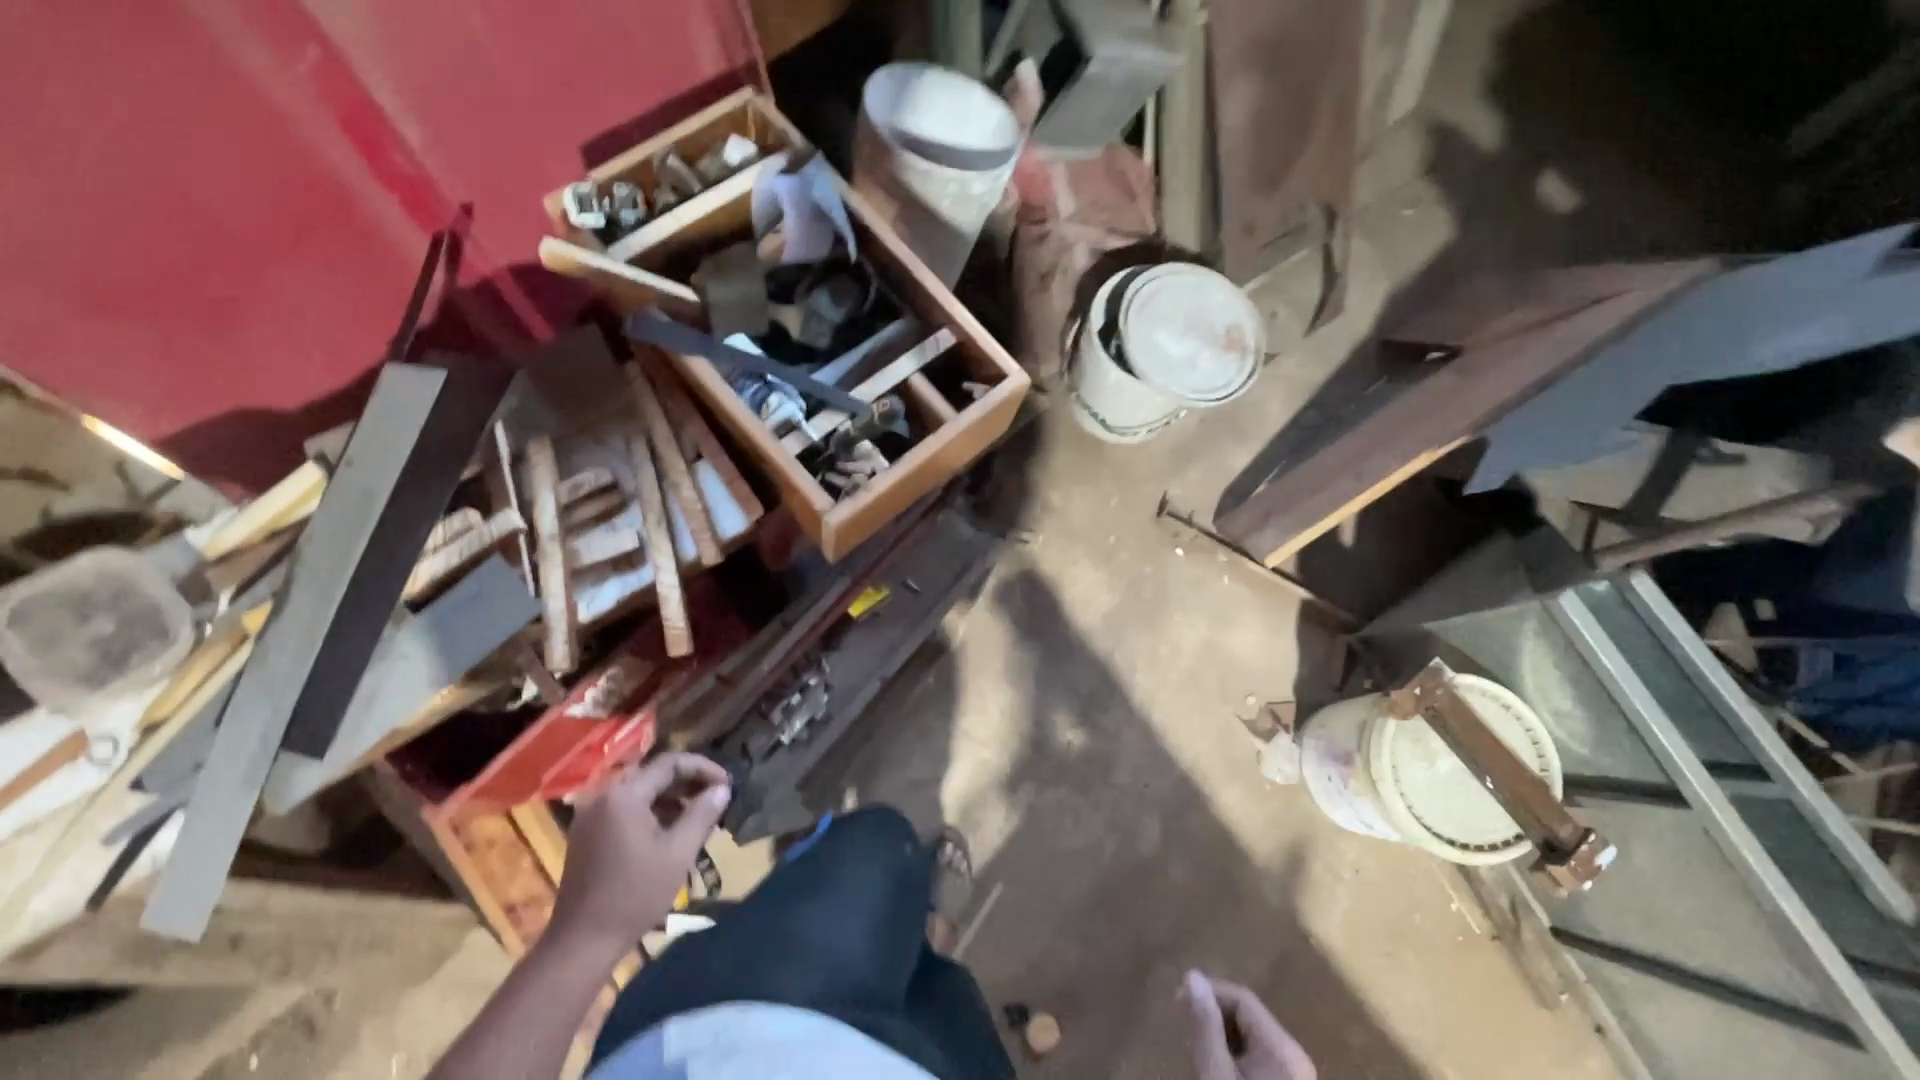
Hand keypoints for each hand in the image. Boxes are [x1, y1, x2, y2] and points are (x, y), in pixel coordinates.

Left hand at [547, 753, 730, 953]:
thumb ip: (703, 814)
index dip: (703, 768)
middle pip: (652, 774)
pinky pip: (624, 808)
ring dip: (670, 798)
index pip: (669, 763)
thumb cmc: (636, 894)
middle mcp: (602, 795)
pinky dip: (650, 811)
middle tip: (716, 797)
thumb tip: (722, 789)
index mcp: (623, 794)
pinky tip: (670, 830)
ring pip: (639, 791)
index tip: (728, 784)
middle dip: (687, 782)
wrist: (583, 939)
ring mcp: (591, 814)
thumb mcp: (679, 853)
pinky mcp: (586, 833)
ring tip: (699, 815)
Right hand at [1182, 971, 1315, 1079]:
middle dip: (1213, 1015)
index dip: (1210, 993)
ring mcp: (1292, 1070)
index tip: (1178, 998)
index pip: (1243, 999)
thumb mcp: (1216, 1071)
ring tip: (1194, 1044)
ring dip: (1220, 1034)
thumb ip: (1205, 1026)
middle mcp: (1294, 1053)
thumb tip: (1192, 975)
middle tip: (1183, 1024)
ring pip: (1249, 1036)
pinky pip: (1256, 1056)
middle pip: (1247, 1017)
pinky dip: (1232, 1053)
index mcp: (1284, 1046)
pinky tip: (1214, 1063)